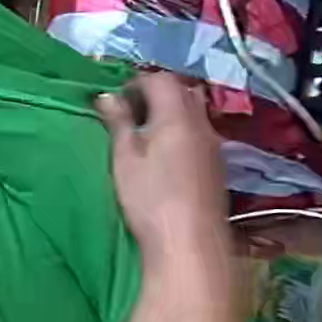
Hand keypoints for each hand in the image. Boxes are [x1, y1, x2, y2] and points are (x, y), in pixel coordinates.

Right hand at [95, 72, 231, 273]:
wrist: (188, 241)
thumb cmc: (149, 196)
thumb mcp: (124, 157)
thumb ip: (119, 122)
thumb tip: (107, 96)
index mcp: (178, 117)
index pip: (161, 80)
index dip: (136, 83)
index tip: (114, 100)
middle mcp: (202, 125)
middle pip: (182, 92)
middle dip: (154, 94)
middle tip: (127, 113)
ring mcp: (213, 146)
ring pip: (192, 112)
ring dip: (167, 113)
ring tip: (140, 134)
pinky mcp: (214, 165)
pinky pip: (197, 132)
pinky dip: (178, 131)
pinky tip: (160, 154)